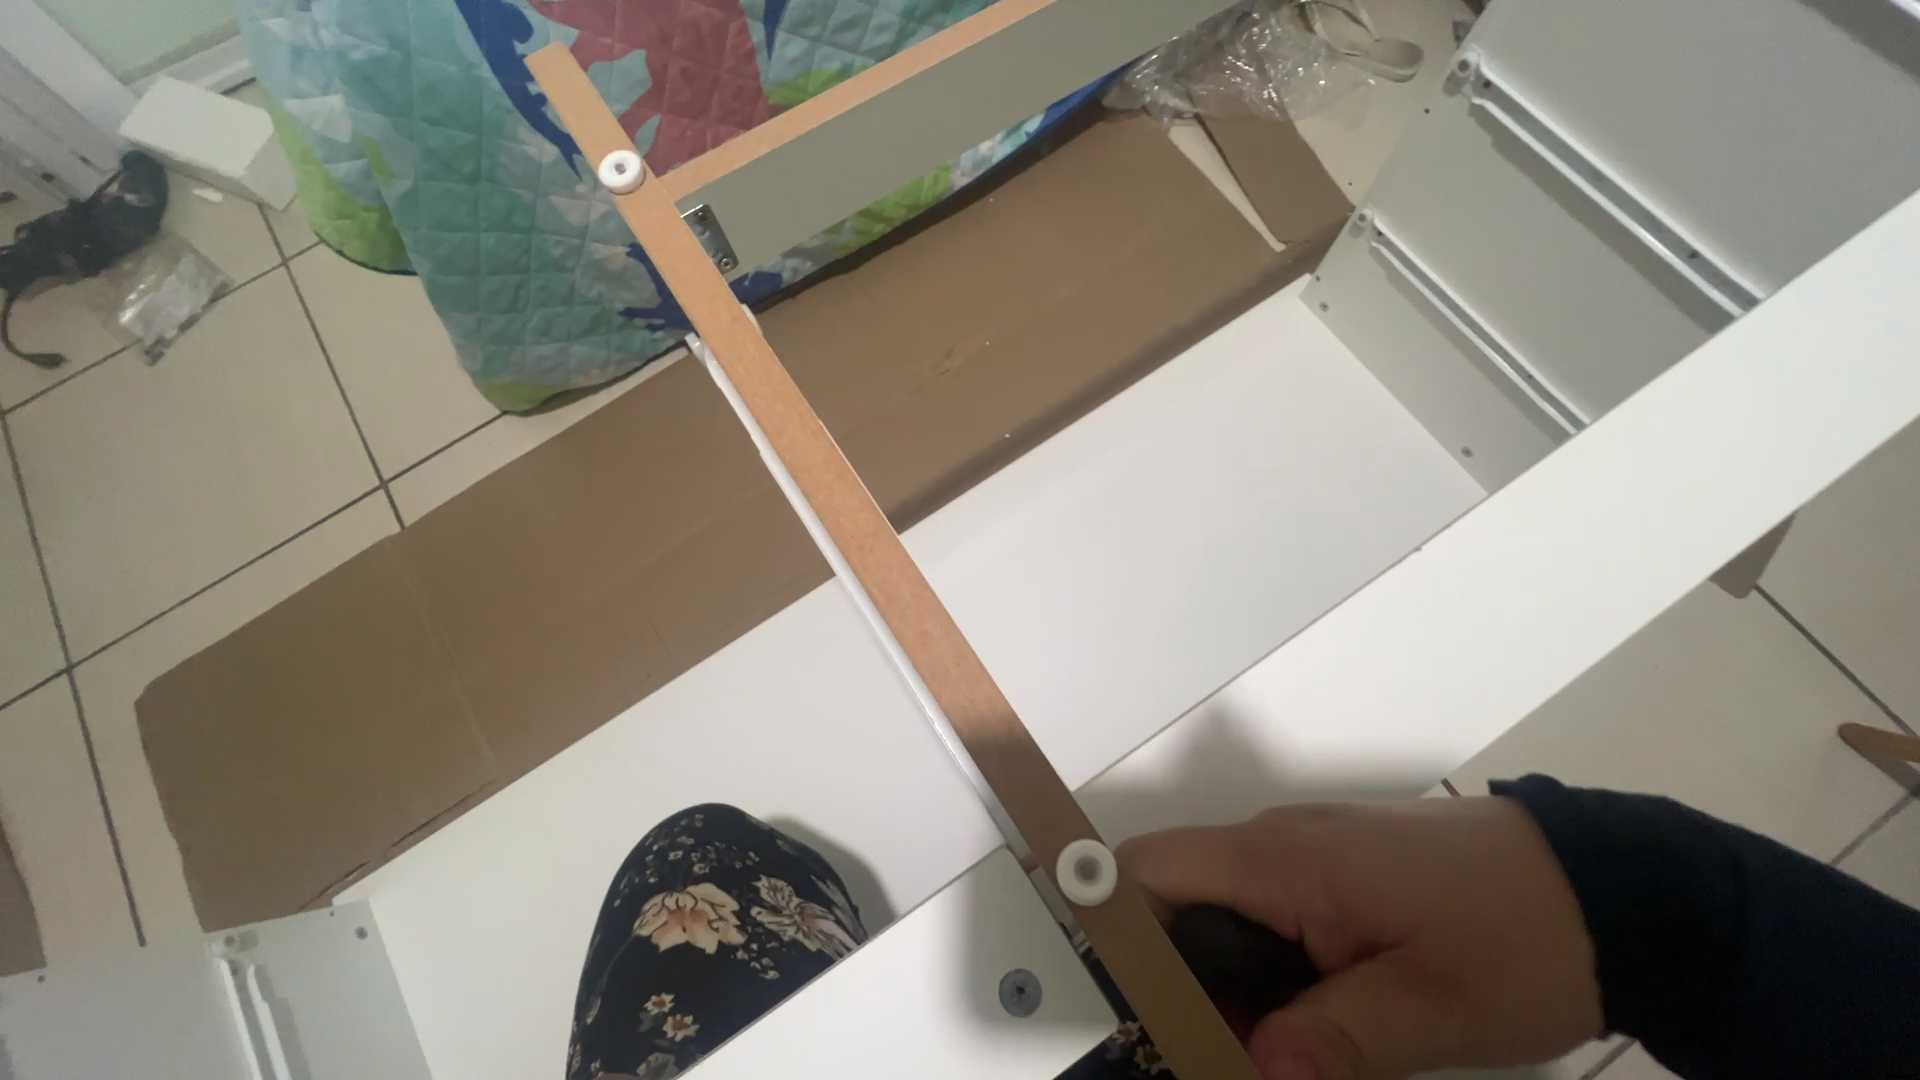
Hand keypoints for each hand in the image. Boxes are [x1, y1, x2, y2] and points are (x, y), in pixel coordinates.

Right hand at [1117, 797, 1602, 1079]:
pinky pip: (1263, 907)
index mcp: (1279, 861)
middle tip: (1218, 1055)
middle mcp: (1274, 841)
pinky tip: (1307, 1015)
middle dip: (1178, 976)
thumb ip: (1335, 1041)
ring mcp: (1303, 848)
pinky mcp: (1332, 863)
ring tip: (1270, 1050)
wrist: (1602, 884)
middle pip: (1177, 895)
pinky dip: (1261, 962)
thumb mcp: (1431, 1011)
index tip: (1120, 990)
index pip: (1150, 866)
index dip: (1111, 913)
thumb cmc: (1514, 938)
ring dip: (1224, 978)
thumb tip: (1254, 1069)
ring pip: (1221, 908)